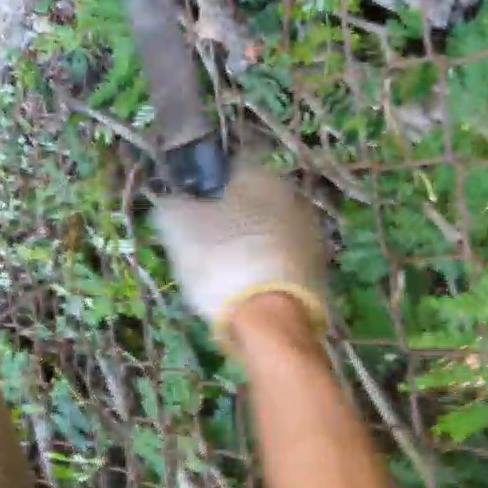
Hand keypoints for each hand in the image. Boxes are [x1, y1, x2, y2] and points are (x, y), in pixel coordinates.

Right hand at [150, 162, 328, 336]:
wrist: (270, 319)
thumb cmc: (222, 262)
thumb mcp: (181, 229)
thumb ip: (173, 206)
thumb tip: (172, 200)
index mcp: (260, 178)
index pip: (229, 168)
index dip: (206, 184)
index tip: (189, 205)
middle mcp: (291, 197)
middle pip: (251, 199)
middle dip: (228, 214)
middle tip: (202, 238)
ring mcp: (308, 234)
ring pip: (265, 229)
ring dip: (246, 241)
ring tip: (220, 267)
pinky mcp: (316, 268)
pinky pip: (279, 257)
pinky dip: (262, 265)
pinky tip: (244, 284)